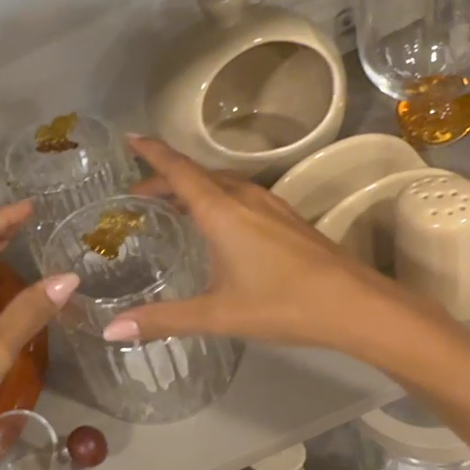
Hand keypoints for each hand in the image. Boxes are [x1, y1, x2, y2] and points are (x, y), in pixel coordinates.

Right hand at [103, 136, 440, 362]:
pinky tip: (214, 222)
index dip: (151, 152)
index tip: (129, 137)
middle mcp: (243, 197)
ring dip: (191, 186)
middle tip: (137, 192)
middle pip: (196, 173)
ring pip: (220, 182)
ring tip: (169, 204)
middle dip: (164, 176)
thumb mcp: (217, 315)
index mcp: (220, 210)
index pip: (177, 169)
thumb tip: (111, 331)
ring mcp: (268, 205)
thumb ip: (162, 320)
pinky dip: (214, 196)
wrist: (359, 306)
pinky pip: (238, 193)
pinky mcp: (285, 218)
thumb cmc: (284, 304)